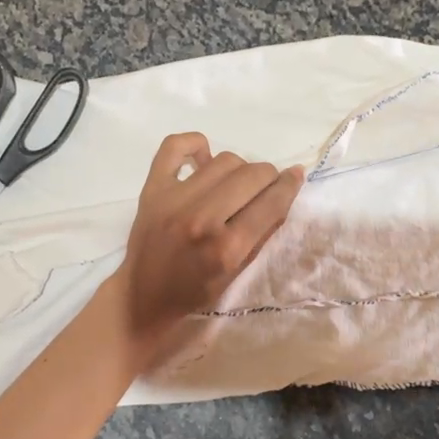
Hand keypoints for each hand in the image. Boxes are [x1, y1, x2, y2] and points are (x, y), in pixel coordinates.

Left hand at [111, 133, 304, 352]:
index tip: (295, 175)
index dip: (289, 185)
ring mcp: (174, 200)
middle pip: (251, 175)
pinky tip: (204, 158)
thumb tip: (286, 186)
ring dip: (238, 167)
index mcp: (226, 248)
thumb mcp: (238, 271)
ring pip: (223, 160)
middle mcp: (201, 219)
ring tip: (234, 182)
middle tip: (263, 185)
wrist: (144, 295)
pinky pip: (174, 146)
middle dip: (267, 177)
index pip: (270, 203)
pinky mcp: (152, 188)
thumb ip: (263, 230)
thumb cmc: (196, 290)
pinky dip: (194, 144)